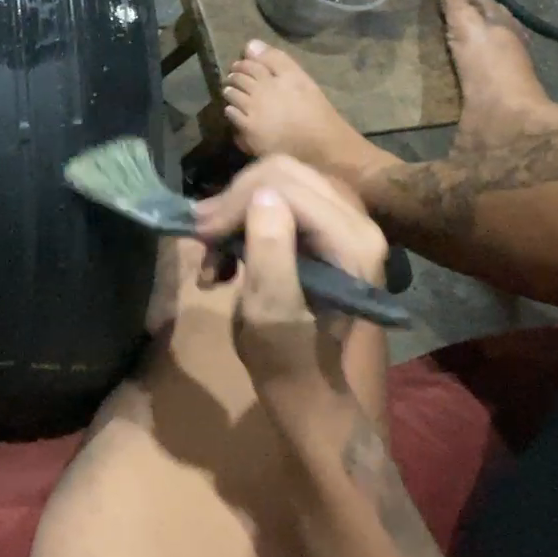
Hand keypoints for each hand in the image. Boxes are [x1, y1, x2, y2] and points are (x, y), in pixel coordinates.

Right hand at [192, 156, 387, 393]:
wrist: (304, 384)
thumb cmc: (285, 355)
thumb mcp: (271, 310)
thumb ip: (270, 251)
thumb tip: (260, 196)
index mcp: (353, 241)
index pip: (286, 186)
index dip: (236, 202)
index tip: (200, 234)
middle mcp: (357, 220)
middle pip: (282, 172)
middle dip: (232, 201)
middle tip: (201, 237)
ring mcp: (342, 220)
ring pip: (275, 180)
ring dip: (233, 211)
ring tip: (210, 252)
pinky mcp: (323, 225)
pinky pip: (276, 196)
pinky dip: (242, 220)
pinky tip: (224, 256)